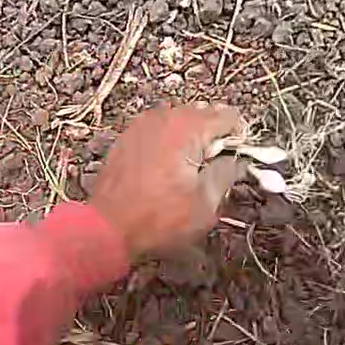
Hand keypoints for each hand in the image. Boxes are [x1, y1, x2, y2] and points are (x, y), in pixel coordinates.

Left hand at [87, 103, 244, 260]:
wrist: (105, 229)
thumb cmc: (157, 220)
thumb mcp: (206, 204)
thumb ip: (227, 173)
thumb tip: (235, 160)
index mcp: (186, 127)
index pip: (228, 117)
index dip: (239, 138)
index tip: (238, 160)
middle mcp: (161, 117)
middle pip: (201, 115)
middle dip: (212, 137)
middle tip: (215, 167)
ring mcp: (138, 126)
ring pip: (177, 122)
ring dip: (189, 139)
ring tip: (190, 169)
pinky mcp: (124, 139)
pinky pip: (156, 132)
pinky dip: (166, 144)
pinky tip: (166, 168)